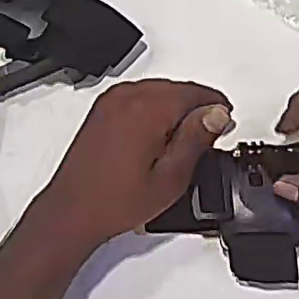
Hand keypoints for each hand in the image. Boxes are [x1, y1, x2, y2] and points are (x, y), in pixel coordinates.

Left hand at [28, 79, 233, 251]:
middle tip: (211, 131)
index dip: (215, 106)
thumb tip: (217, 115)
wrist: (74, 209)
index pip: (193, 93)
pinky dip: (154, 108)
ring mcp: (111, 101)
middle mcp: (126, 98)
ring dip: (175, 106)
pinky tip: (160, 134)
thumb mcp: (171, 177)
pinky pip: (138, 96)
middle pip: (175, 88)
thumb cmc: (114, 200)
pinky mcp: (102, 108)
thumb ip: (197, 139)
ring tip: (187, 138)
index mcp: (146, 109)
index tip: (225, 119)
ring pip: (156, 90)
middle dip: (196, 106)